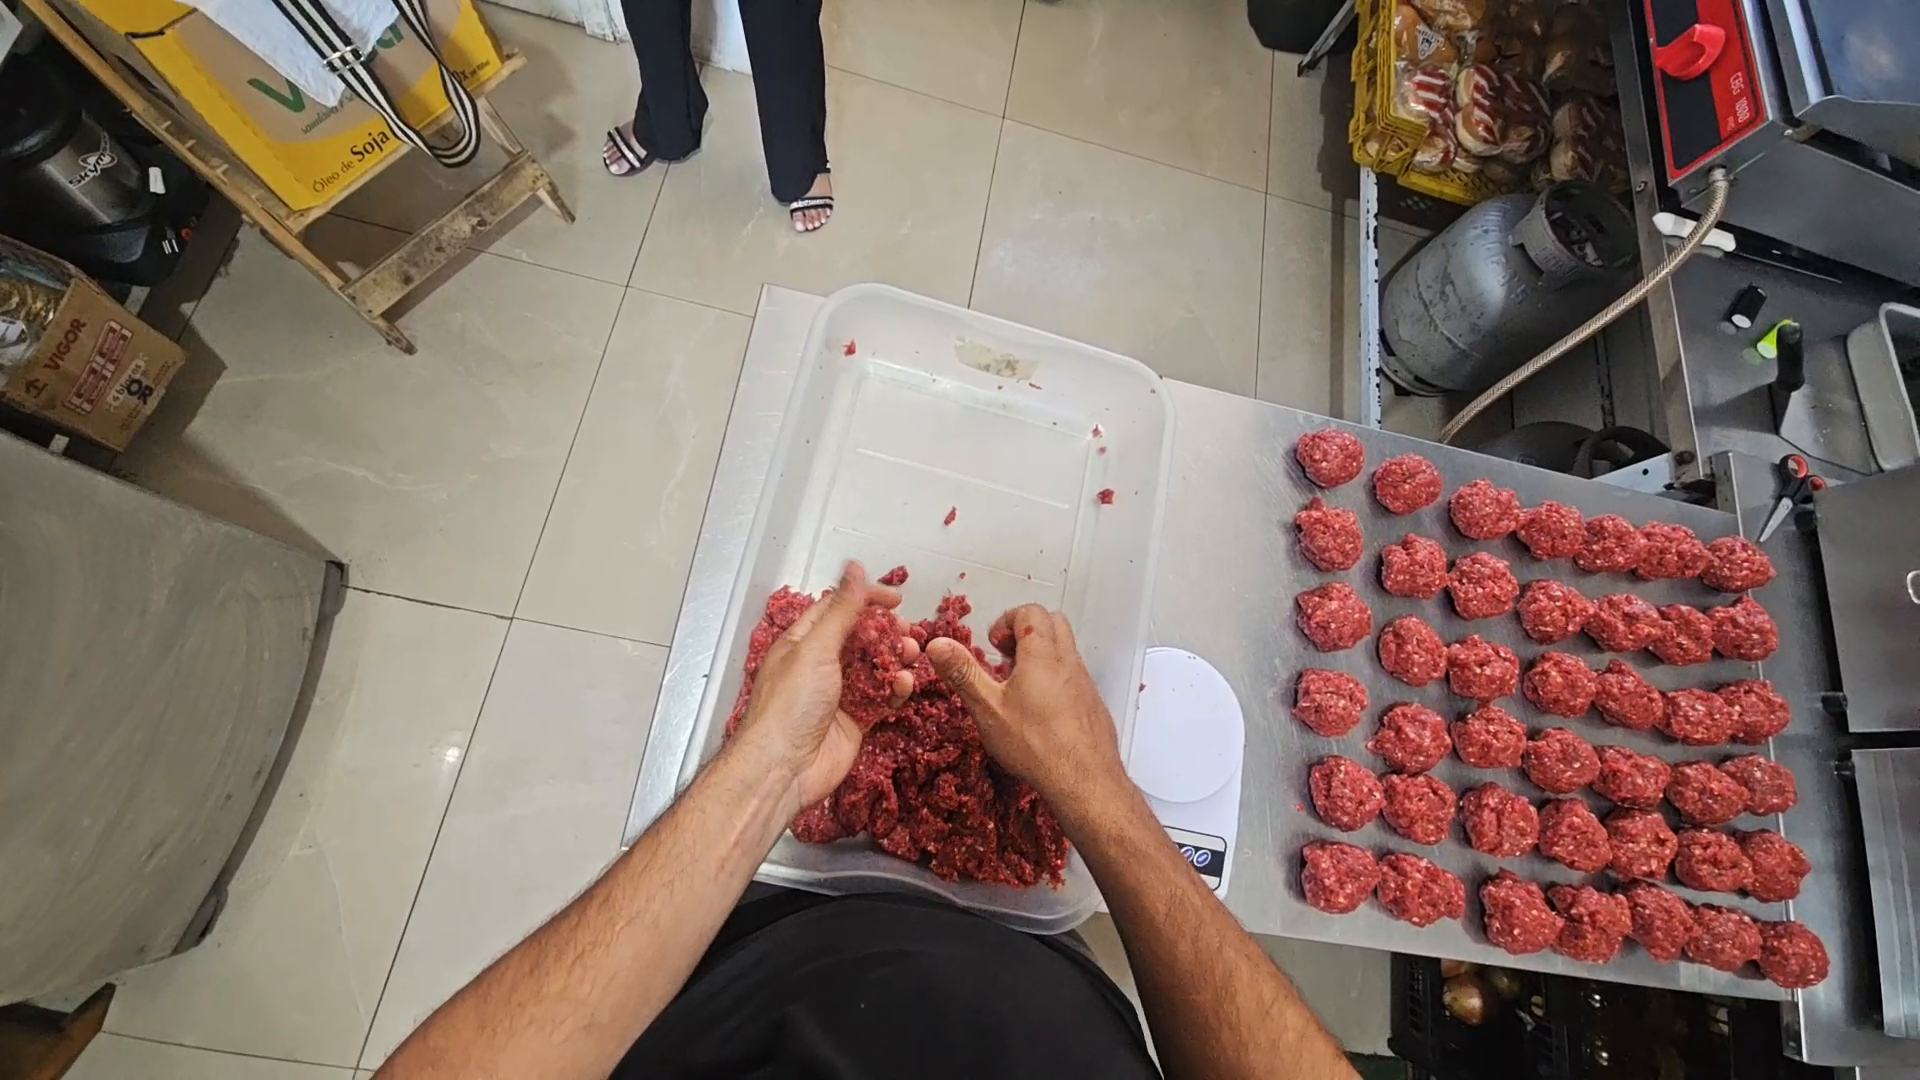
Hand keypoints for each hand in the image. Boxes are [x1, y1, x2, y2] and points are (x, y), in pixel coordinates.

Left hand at [731, 562, 917, 814]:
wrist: (784, 769)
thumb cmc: (790, 705)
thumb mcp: (817, 648)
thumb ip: (842, 609)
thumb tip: (854, 567)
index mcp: (803, 641)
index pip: (838, 608)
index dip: (867, 599)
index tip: (895, 599)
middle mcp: (821, 663)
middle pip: (862, 636)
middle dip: (887, 631)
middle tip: (907, 630)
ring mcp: (839, 692)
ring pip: (876, 666)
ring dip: (895, 657)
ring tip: (910, 653)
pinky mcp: (856, 718)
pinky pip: (881, 696)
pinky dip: (895, 688)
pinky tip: (904, 684)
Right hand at [925, 606, 1128, 814]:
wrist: (1086, 782)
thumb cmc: (1035, 744)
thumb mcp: (988, 709)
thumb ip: (963, 672)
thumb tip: (937, 644)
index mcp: (1042, 653)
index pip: (1030, 611)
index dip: (1007, 621)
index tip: (993, 647)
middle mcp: (1068, 661)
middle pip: (1052, 621)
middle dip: (1026, 630)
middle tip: (1005, 658)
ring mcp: (1085, 681)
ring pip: (1065, 649)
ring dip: (1041, 654)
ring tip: (1018, 686)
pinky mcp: (1093, 703)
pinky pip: (1074, 675)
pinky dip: (1055, 678)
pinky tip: (1040, 711)